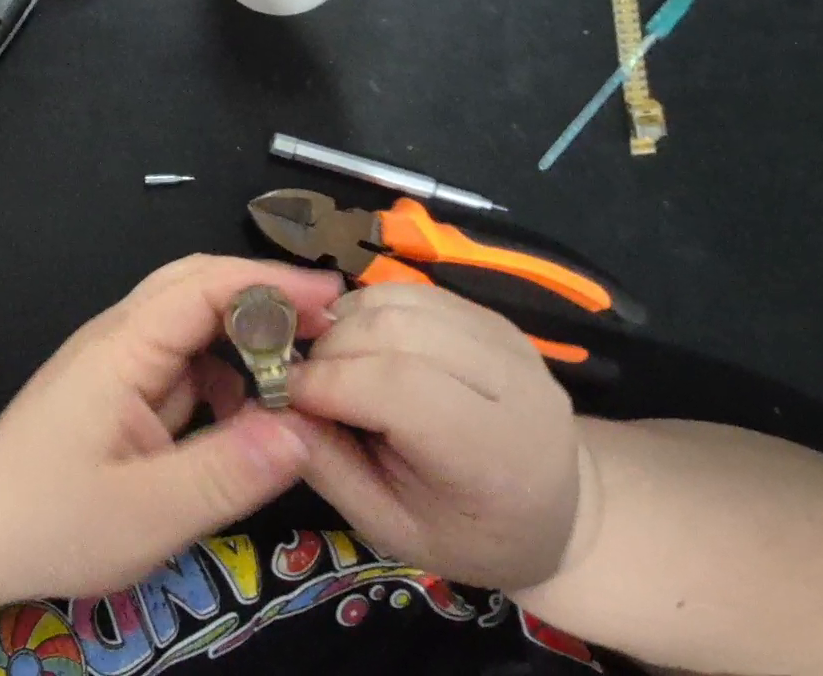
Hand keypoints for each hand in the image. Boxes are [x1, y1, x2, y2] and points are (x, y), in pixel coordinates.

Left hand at [0, 255, 341, 605]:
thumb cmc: (52, 519)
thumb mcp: (147, 513)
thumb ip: (226, 472)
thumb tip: (304, 431)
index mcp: (122, 349)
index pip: (202, 287)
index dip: (268, 284)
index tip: (332, 299)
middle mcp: (120, 337)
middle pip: (195, 285)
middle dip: (263, 294)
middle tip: (328, 324)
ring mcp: (118, 358)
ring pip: (190, 318)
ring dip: (246, 329)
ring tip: (302, 364)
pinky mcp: (121, 383)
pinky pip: (182, 357)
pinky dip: (224, 367)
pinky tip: (249, 405)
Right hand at [286, 284, 584, 591]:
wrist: (555, 508)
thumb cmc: (464, 531)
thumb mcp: (388, 526)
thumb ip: (326, 465)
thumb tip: (267, 406)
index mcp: (494, 456)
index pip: (399, 387)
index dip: (326, 382)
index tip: (280, 394)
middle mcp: (512, 384)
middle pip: (395, 330)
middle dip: (329, 351)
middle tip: (306, 383)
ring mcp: (505, 339)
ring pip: (397, 300)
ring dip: (343, 324)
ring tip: (331, 364)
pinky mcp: (490, 316)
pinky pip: (408, 290)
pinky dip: (365, 309)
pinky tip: (359, 344)